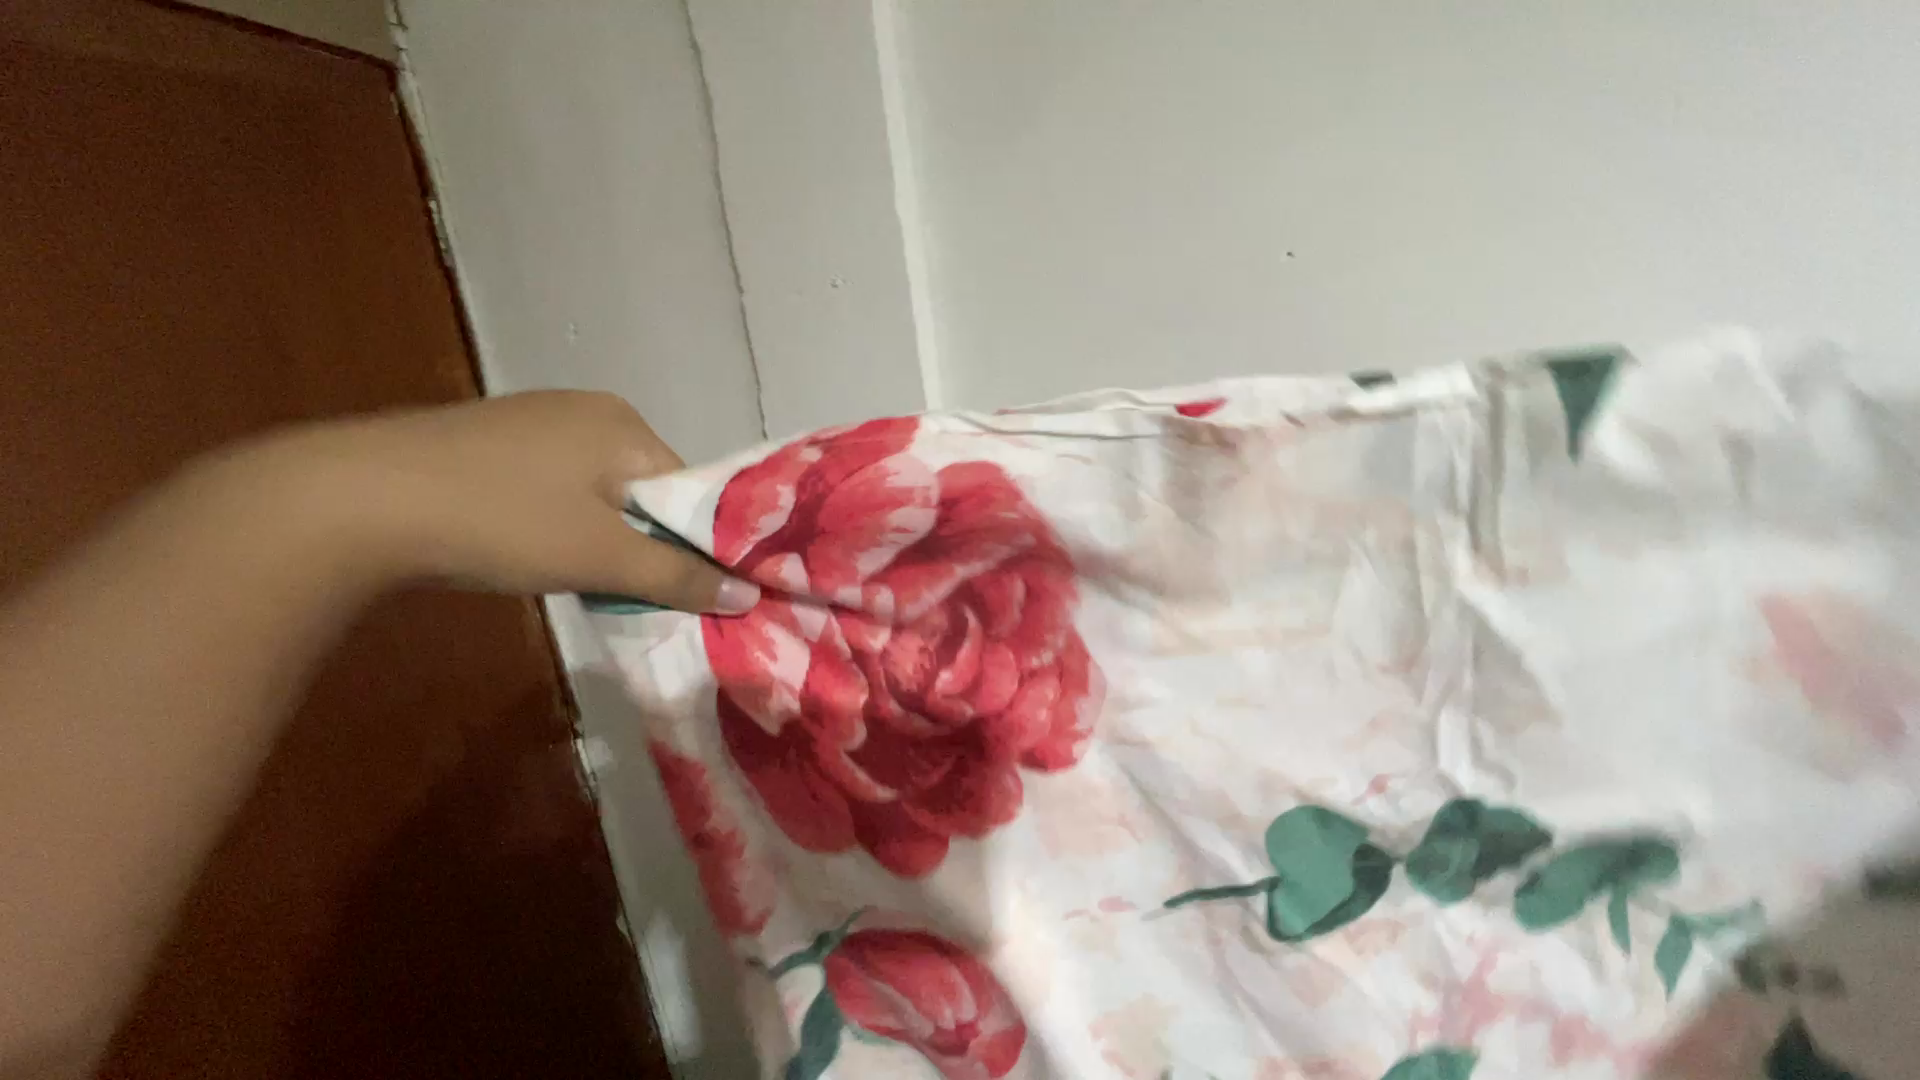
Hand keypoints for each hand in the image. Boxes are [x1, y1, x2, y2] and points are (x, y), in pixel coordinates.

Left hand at [227, 390, 758, 613]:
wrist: (351, 501)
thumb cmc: (501, 521)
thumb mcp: (601, 558)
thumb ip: (679, 575)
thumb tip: (750, 593)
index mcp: (626, 425)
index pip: (692, 490)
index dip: (694, 543)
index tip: (685, 590)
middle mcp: (589, 408)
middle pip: (647, 489)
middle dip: (645, 540)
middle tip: (624, 588)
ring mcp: (534, 417)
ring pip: (600, 489)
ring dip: (601, 534)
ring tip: (572, 573)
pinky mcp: (491, 437)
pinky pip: (555, 483)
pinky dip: (559, 519)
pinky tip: (527, 544)